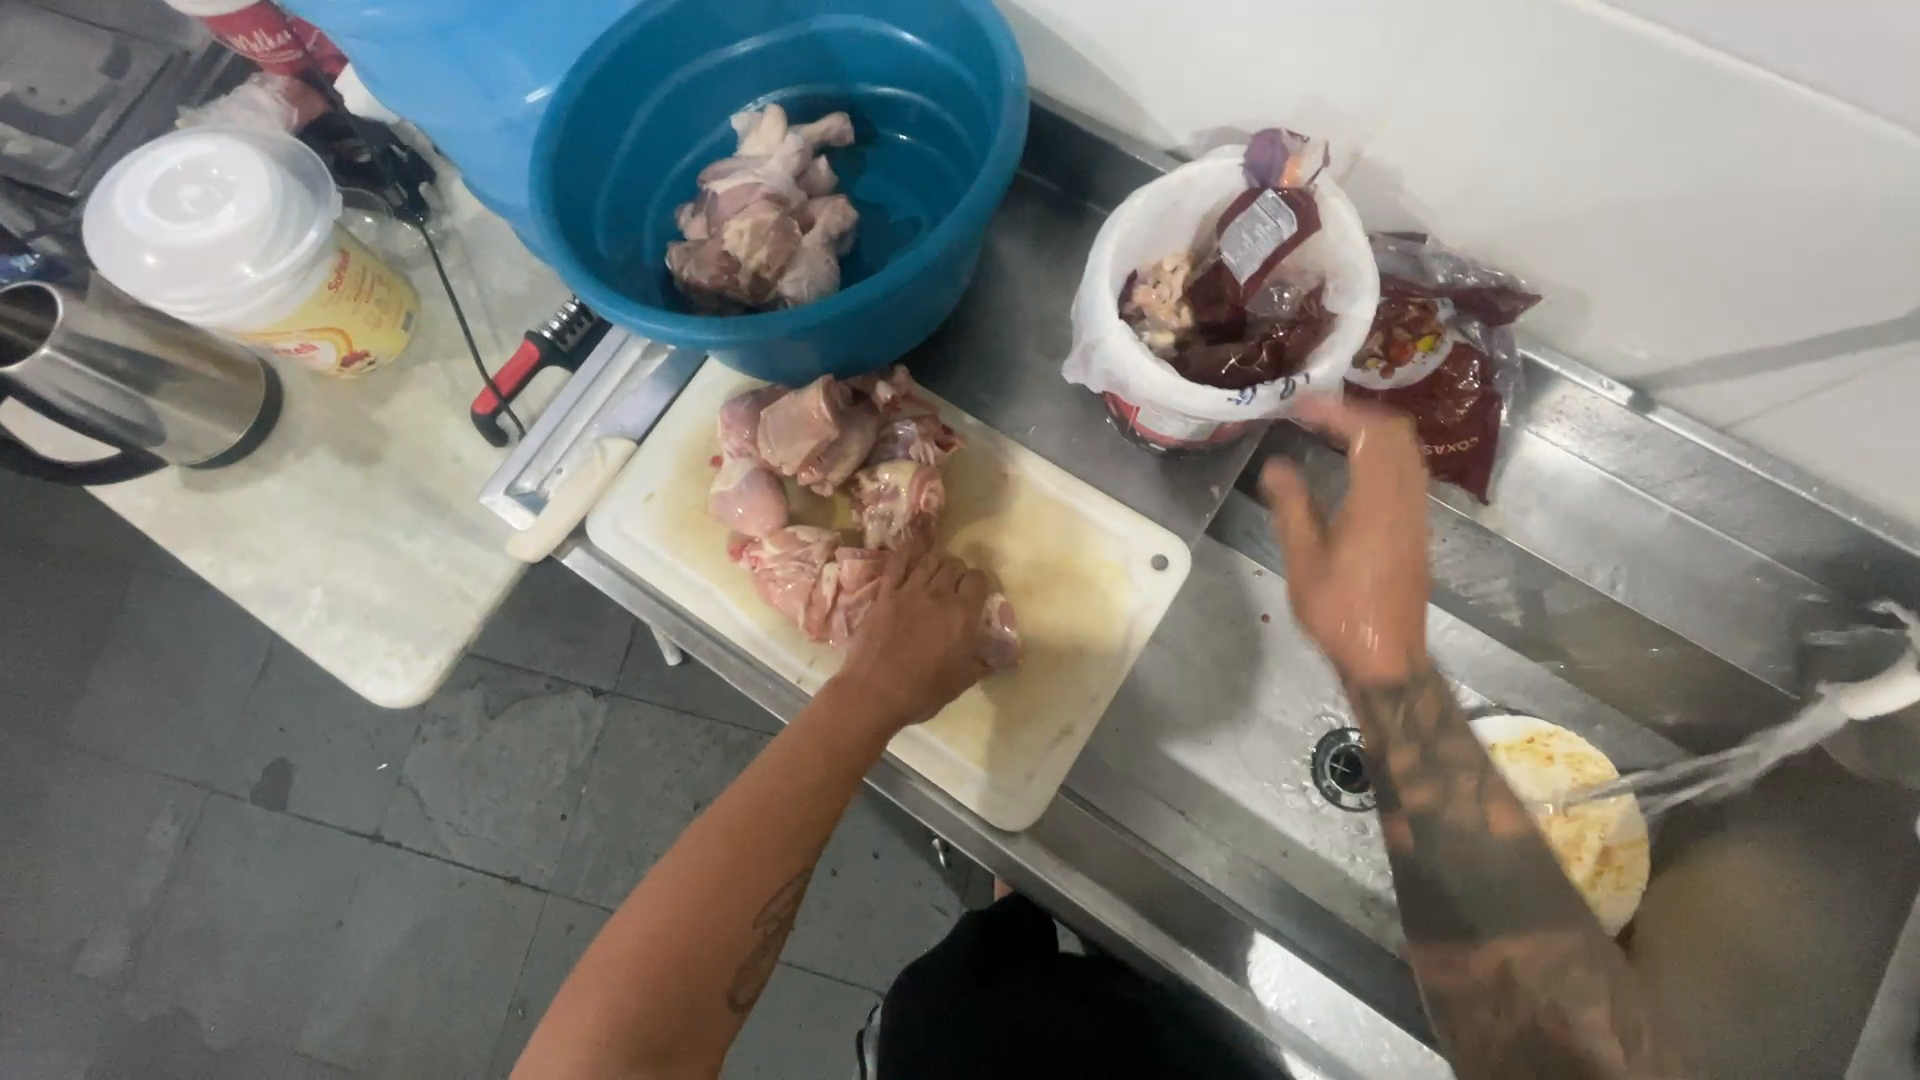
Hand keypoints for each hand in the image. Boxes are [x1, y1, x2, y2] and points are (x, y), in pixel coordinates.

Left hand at [835, 550, 992, 729]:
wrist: (875, 691)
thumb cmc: (923, 691)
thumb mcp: (962, 681)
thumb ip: (983, 663)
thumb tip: (1000, 657)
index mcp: (962, 614)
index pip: (978, 579)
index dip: (979, 584)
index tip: (976, 595)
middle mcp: (938, 595)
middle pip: (954, 565)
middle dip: (959, 573)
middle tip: (955, 588)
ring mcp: (909, 591)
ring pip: (929, 560)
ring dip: (937, 563)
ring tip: (935, 575)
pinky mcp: (885, 593)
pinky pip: (898, 563)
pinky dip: (908, 554)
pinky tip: (912, 554)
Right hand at [1262, 397, 1431, 684]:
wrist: (1385, 656)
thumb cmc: (1338, 610)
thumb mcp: (1303, 560)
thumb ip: (1292, 507)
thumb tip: (1276, 465)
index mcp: (1377, 504)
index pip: (1370, 435)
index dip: (1338, 411)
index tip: (1302, 405)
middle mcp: (1406, 501)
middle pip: (1398, 434)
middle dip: (1358, 413)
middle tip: (1316, 412)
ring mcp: (1417, 515)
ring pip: (1407, 452)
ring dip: (1373, 431)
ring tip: (1331, 431)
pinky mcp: (1417, 529)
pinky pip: (1408, 472)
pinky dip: (1382, 453)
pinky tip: (1352, 466)